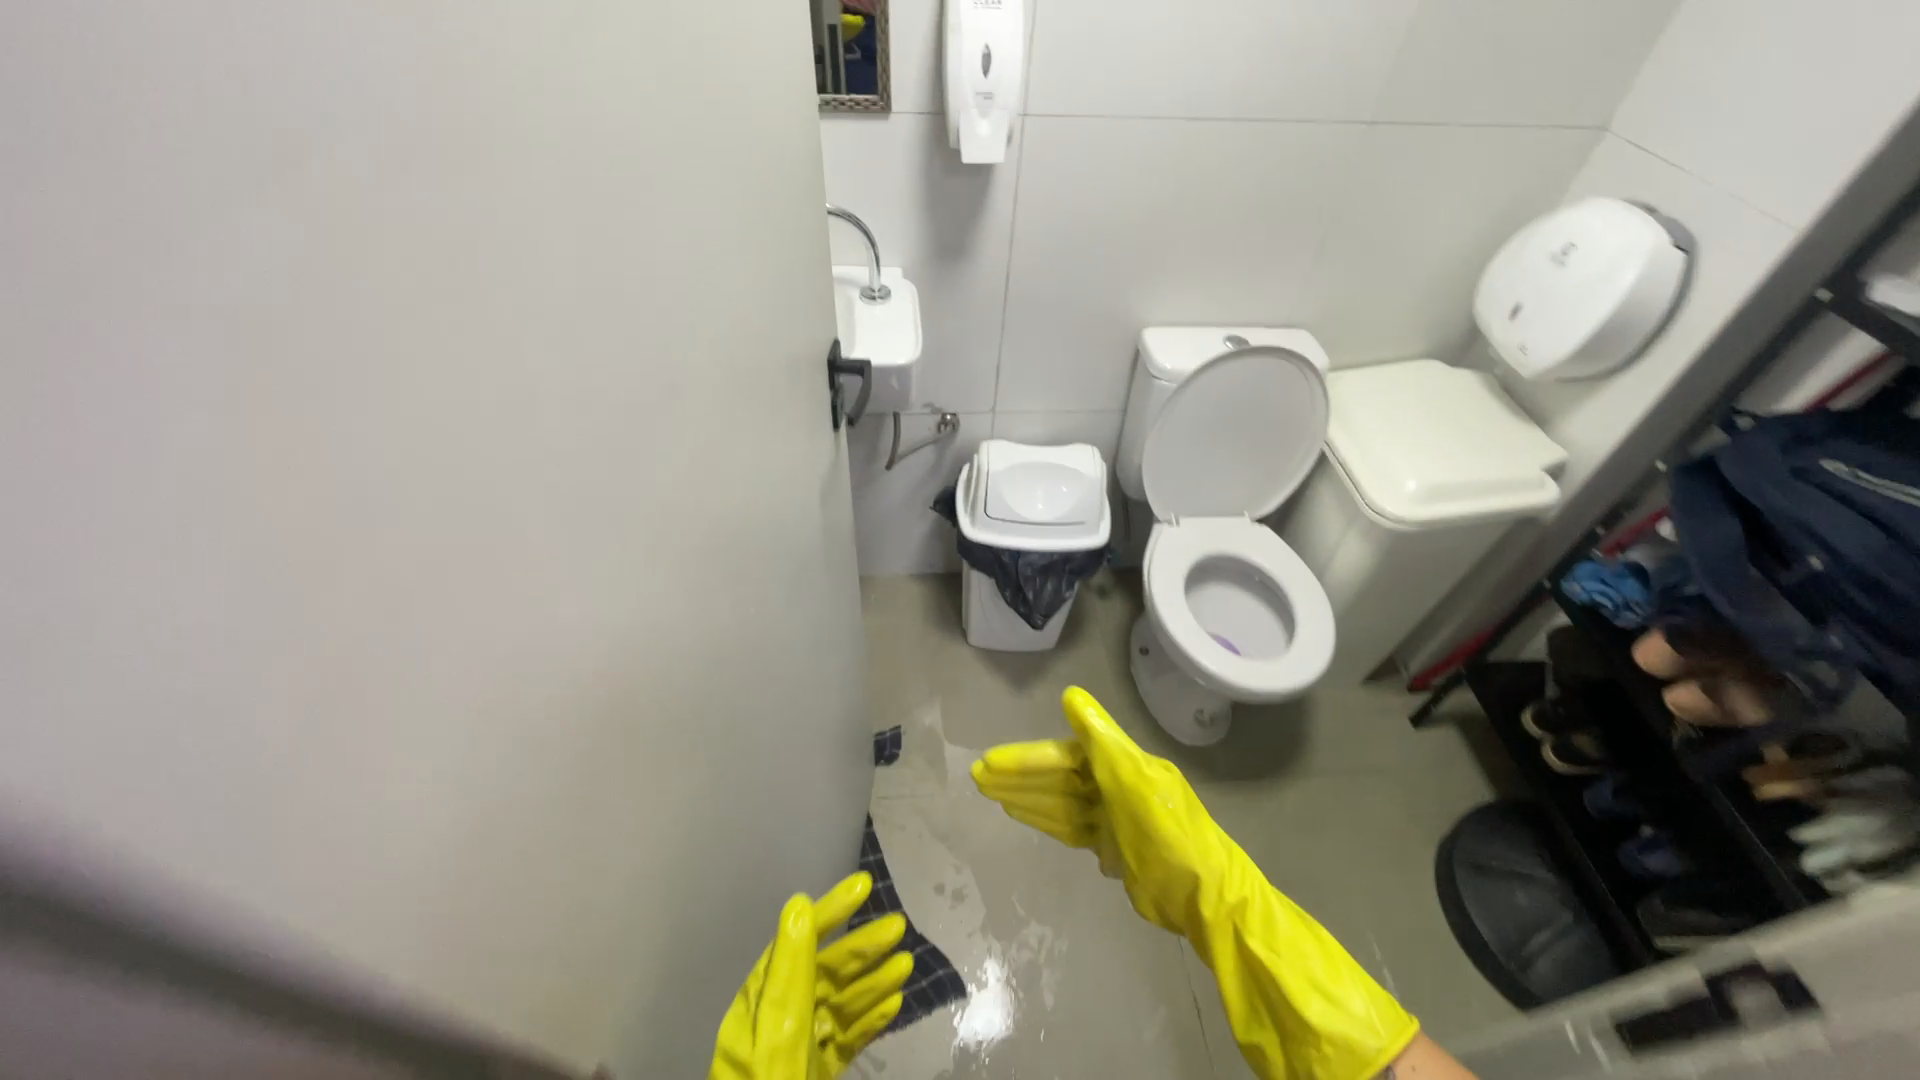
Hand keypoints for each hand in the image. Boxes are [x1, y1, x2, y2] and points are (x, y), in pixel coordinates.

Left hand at [709, 872, 914, 1079]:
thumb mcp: (777, 1046)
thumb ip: (787, 982)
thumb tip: (796, 908)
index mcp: (755, 1017)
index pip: (794, 948)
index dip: (828, 913)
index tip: (864, 887)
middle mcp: (773, 1031)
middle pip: (821, 976)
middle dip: (860, 949)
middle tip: (900, 928)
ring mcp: (794, 1059)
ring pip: (838, 1009)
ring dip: (872, 983)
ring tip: (907, 964)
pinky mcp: (812, 1079)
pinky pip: (843, 1044)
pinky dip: (869, 1023)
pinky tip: (894, 1007)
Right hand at [972, 688, 1419, 1079]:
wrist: (1206, 897)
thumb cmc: (1170, 835)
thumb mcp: (1135, 782)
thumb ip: (1102, 739)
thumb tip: (1071, 695)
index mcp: (1121, 764)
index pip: (1063, 756)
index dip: (1026, 760)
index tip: (988, 764)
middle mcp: (1115, 785)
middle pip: (1058, 777)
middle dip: (1018, 777)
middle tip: (977, 777)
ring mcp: (1114, 817)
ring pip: (1061, 802)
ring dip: (1026, 797)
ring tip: (990, 793)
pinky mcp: (1113, 847)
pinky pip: (1071, 826)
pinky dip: (1046, 819)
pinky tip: (1023, 815)